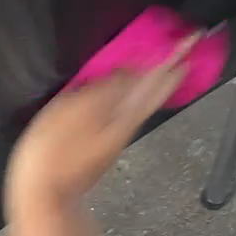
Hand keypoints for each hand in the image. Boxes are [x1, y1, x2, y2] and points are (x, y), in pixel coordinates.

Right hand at [6, 38, 194, 214]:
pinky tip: (135, 92)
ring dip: (157, 82)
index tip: (189, 40)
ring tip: (169, 65)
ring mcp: (116, 136)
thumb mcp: (77, 111)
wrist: (46, 195)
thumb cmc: (54, 153)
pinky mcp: (104, 144)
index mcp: (124, 113)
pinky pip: (129, 112)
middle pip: (153, 92)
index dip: (170, 58)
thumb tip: (134, 71)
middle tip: (187, 49)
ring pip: (144, 102)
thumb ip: (107, 89)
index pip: (154, 78)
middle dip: (169, 70)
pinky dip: (139, 96)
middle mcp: (127, 124)